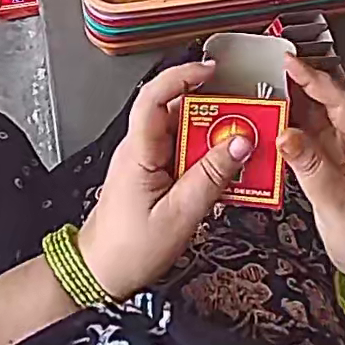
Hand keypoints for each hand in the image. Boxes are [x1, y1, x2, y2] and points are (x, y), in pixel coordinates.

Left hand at [77, 61, 254, 298]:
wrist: (100, 274)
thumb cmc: (127, 249)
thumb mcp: (179, 216)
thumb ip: (211, 177)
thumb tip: (239, 143)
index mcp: (139, 150)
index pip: (154, 96)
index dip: (182, 75)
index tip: (211, 70)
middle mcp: (142, 146)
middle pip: (179, 110)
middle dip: (213, 110)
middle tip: (243, 119)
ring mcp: (149, 158)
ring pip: (186, 130)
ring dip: (214, 136)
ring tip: (240, 147)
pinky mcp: (157, 171)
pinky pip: (187, 151)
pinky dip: (208, 155)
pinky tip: (225, 170)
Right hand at [280, 55, 344, 301]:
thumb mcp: (339, 207)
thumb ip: (311, 168)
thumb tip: (285, 135)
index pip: (342, 103)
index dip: (315, 80)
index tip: (290, 64)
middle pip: (330, 101)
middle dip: (302, 80)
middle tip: (272, 66)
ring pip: (319, 114)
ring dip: (295, 98)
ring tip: (268, 84)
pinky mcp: (332, 161)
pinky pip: (310, 133)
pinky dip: (292, 121)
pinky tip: (275, 116)